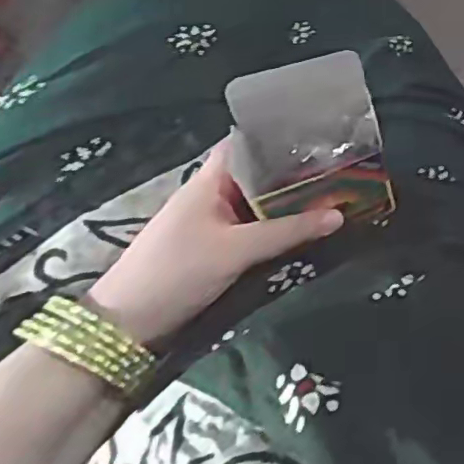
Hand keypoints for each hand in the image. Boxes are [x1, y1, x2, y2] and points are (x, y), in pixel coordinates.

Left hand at [86, 142, 342, 344]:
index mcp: (210, 180)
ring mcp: (212, 220)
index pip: (248, 143)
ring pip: (258, 200)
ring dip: (288, 200)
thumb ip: (288, 231)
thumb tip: (339, 215)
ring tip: (332, 192)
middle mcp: (212, 193)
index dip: (280, 136)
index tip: (319, 136)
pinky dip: (277, 222)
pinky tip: (304, 224)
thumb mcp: (236, 251)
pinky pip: (253, 223)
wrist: (124, 327)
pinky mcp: (215, 244)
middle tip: (339, 168)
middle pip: (259, 172)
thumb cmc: (176, 273)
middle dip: (295, 171)